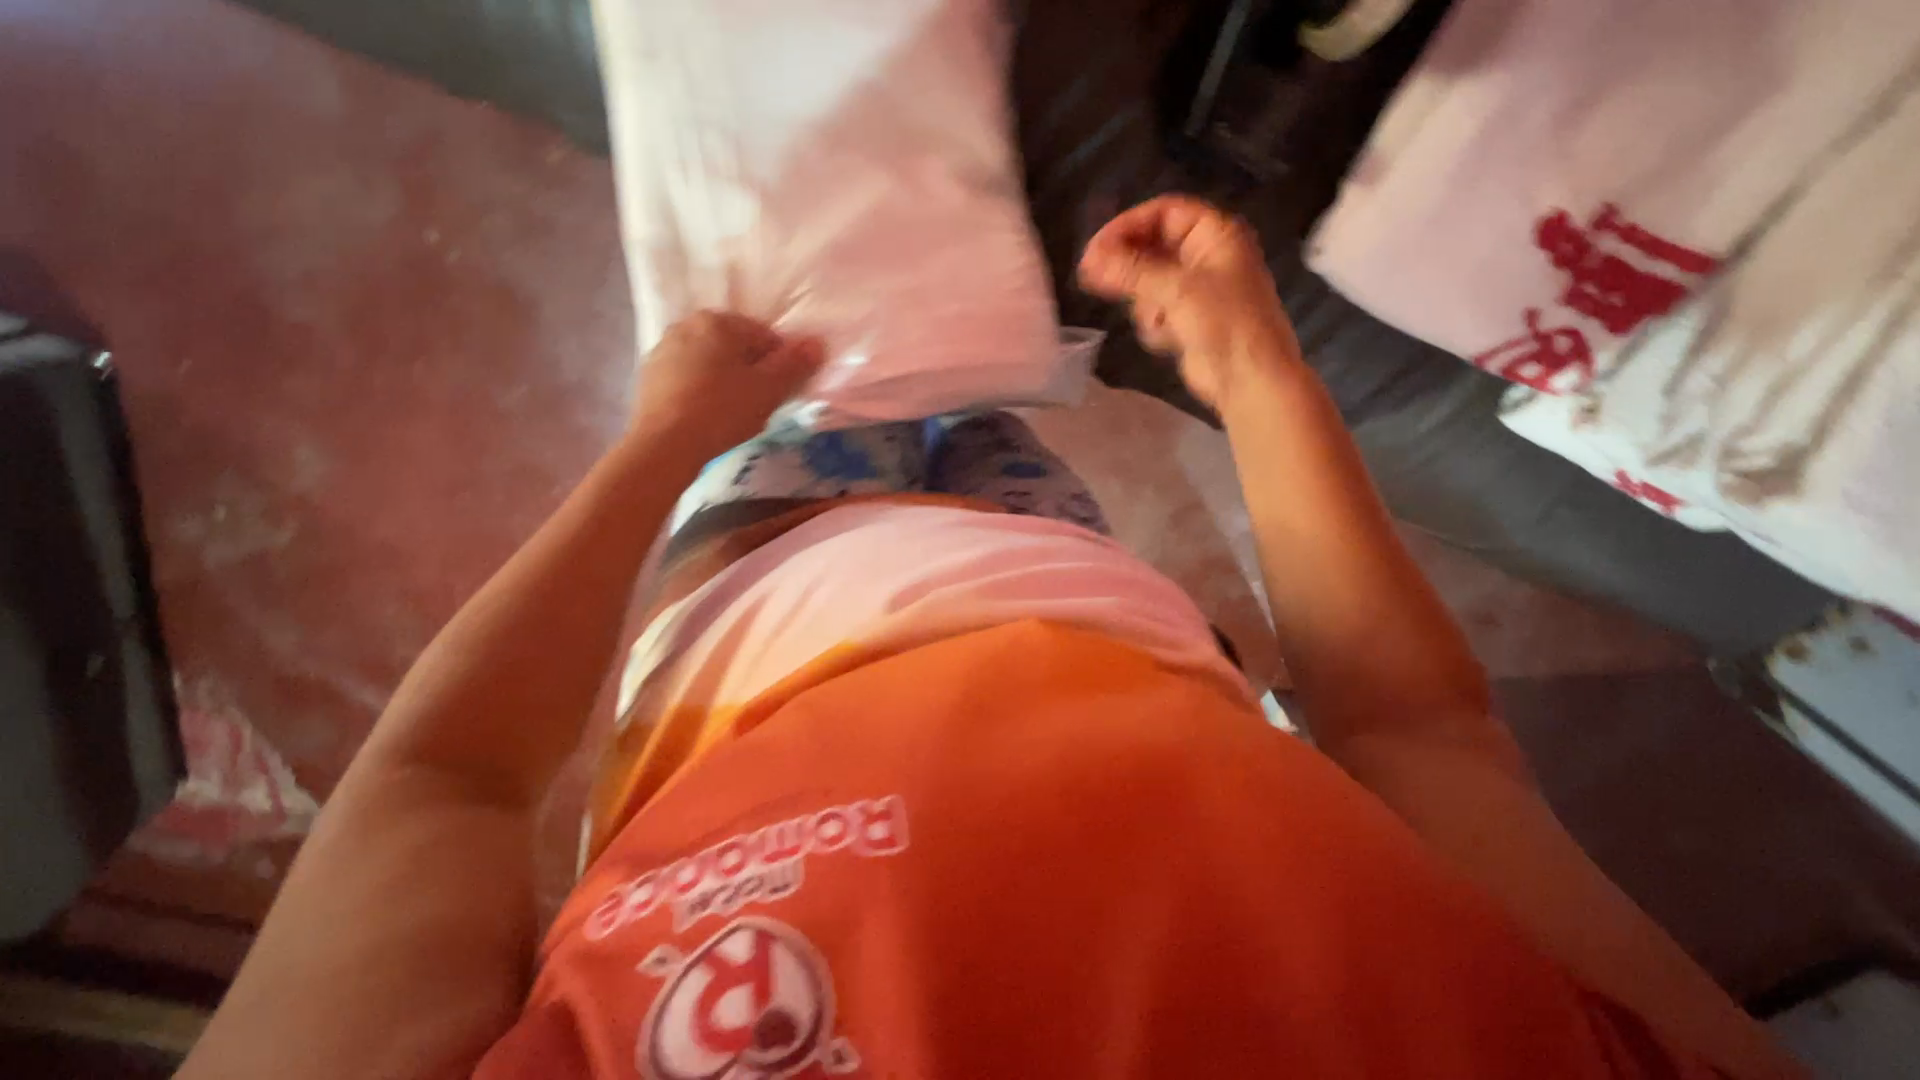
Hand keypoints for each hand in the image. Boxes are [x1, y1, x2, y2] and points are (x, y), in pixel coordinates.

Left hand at [630, 311, 825, 459]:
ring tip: (733, 412)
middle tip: (759, 403)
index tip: (780, 391)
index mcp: (718, 321)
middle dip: (749, 369)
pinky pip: (686, 377)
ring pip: (708, 361)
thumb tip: (816, 343)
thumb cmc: (722, 410)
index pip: (764, 336)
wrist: (664, 443)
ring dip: (724, 379)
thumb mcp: (768, 389)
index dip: (779, 364)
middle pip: (733, 346)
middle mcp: (686, 325)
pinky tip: (706, 415)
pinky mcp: (648, 376)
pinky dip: (700, 389)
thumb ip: (794, 364)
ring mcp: (663, 350)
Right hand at [1078, 195, 1301, 410]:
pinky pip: (1155, 309)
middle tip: (1093, 277)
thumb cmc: (1224, 324)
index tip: (1096, 247)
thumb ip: (1130, 270)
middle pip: (1153, 245)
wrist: (1250, 379)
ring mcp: (1197, 288)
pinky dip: (1155, 322)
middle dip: (1129, 266)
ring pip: (1149, 280)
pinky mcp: (1188, 318)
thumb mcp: (1176, 289)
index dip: (1128, 225)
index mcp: (1216, 234)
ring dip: (1145, 300)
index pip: (1164, 212)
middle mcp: (1207, 255)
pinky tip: (1168, 338)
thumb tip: (1089, 258)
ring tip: (1156, 319)